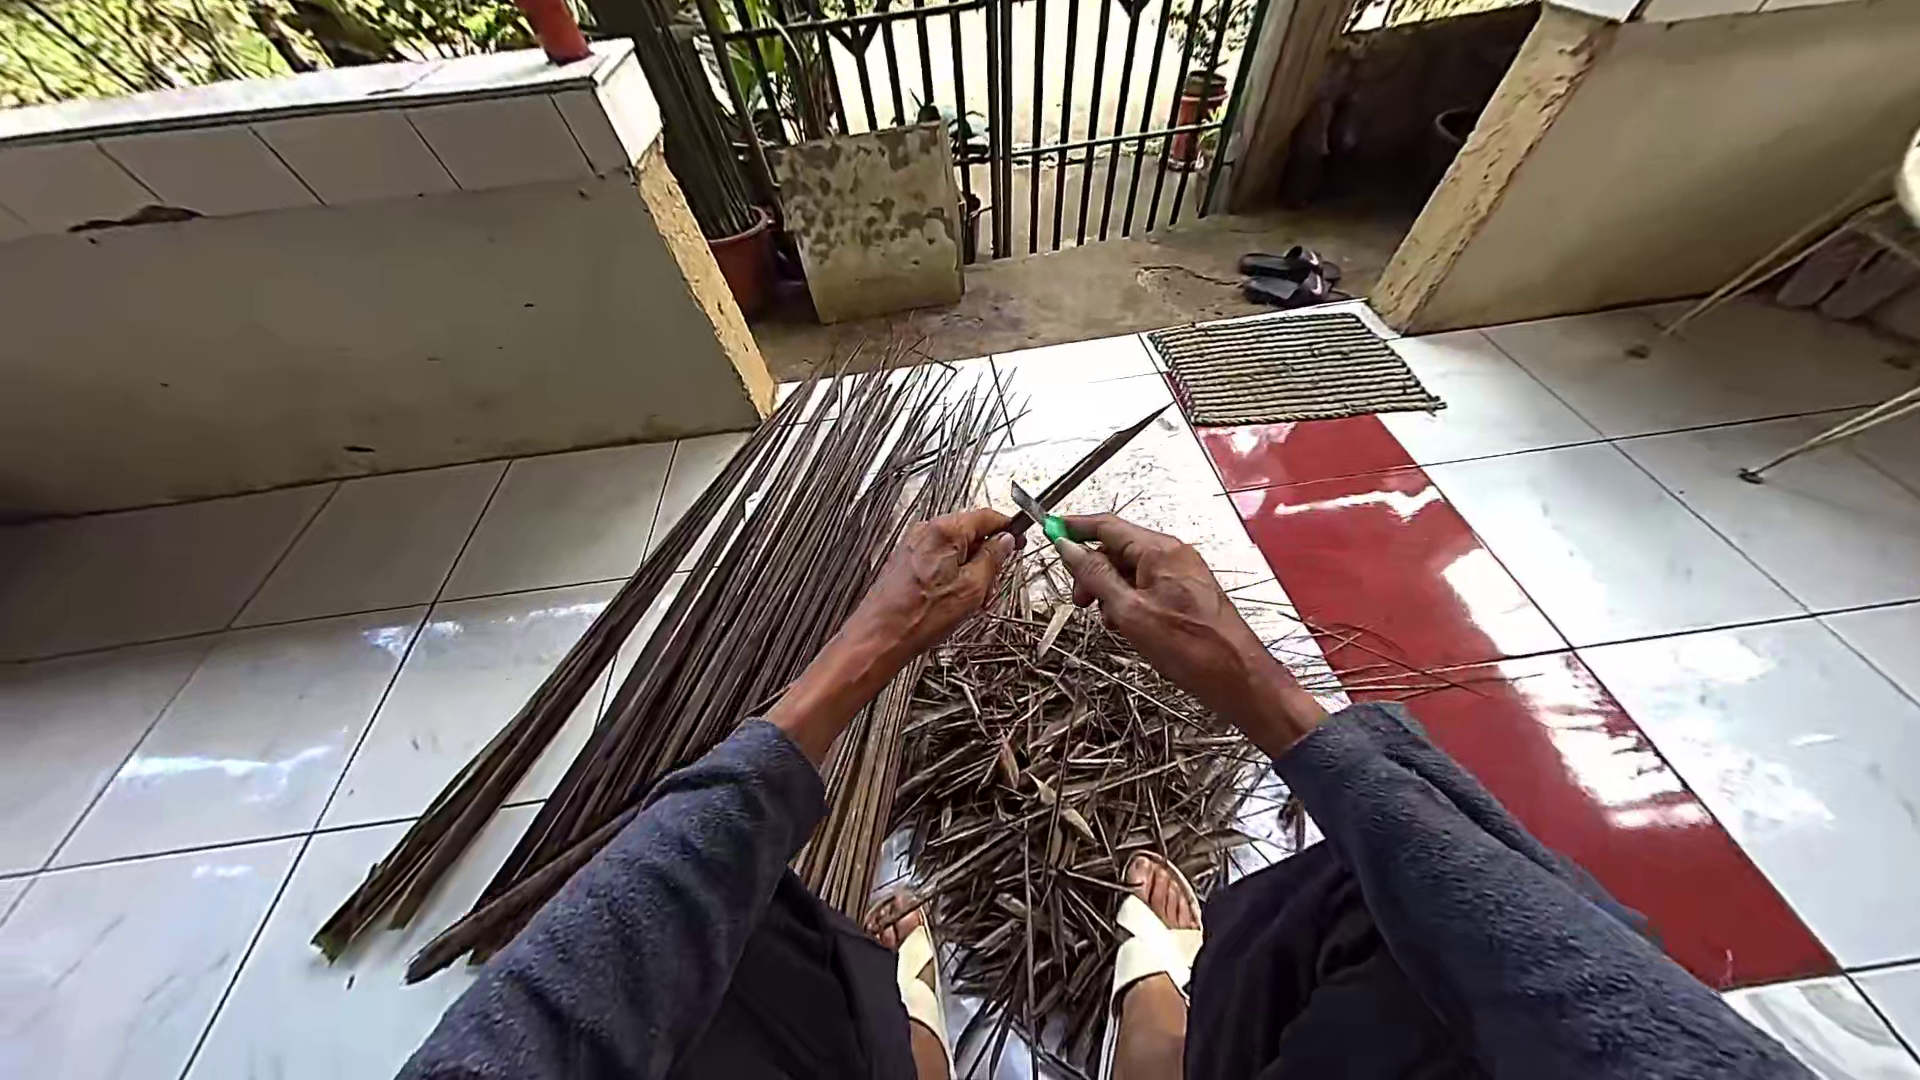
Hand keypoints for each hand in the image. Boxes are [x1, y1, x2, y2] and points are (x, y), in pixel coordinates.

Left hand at [844, 507, 1019, 666]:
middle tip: (997, 579)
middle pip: (970, 531)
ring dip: (971, 567)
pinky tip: (953, 599)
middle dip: (988, 553)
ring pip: (955, 548)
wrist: (880, 637)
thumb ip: (992, 559)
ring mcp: (914, 545)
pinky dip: (953, 573)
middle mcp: (926, 531)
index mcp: (945, 530)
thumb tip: (1005, 542)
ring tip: (973, 598)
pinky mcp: (907, 561)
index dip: (1008, 528)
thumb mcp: (972, 588)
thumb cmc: (919, 616)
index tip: (1020, 540)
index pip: (986, 516)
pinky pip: (939, 559)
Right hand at [1053, 514, 1324, 756]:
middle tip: (1079, 599)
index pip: (1107, 525)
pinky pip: (1146, 585)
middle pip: (1117, 548)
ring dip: (1109, 589)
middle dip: (1092, 570)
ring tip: (1107, 619)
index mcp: (1159, 551)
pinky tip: (1127, 624)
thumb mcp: (1129, 611)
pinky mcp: (1186, 592)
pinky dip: (1128, 599)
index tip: (1050, 530)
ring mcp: (1182, 572)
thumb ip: (1095, 576)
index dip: (1075, 527)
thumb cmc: (1189, 647)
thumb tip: (1068, 547)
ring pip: (1130, 569)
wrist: (1239, 678)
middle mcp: (1172, 554)